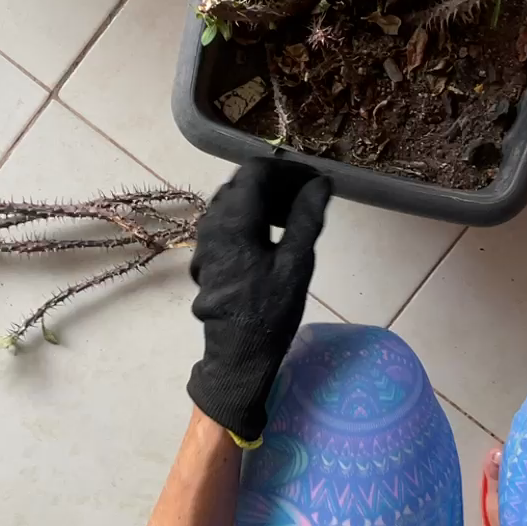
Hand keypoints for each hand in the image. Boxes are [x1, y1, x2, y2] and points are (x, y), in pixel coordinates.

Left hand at [186, 158, 331, 443]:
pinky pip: (228, 221)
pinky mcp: (208, 256)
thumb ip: (306, 217)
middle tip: (309, 197)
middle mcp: (212, 224)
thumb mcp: (297, 262)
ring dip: (264, 200)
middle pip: (242, 183)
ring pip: (233, 202)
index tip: (314, 181)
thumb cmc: (269, 310)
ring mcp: (206, 241)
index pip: (256, 171)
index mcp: (233, 220)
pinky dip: (252, 216)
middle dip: (277, 182)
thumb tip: (321, 183)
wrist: (237, 355)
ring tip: (294, 216)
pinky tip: (272, 236)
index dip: (288, 169)